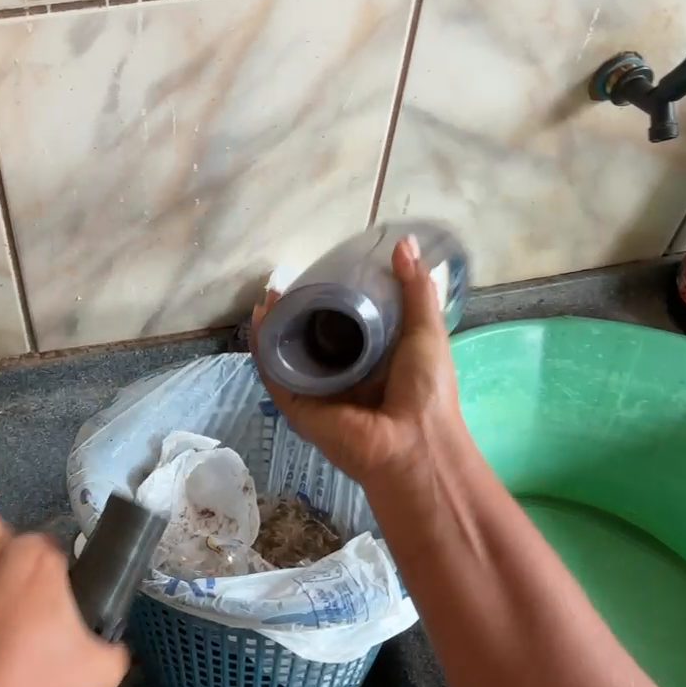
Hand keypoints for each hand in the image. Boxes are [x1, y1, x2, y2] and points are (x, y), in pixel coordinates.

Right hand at [253, 236, 469, 496]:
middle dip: (296, 311)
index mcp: (370, 361)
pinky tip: (259, 320)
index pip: (343, 327)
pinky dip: (262, 347)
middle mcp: (339, 376)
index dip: (330, 300)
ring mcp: (314, 391)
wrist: (412, 442)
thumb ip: (415, 290)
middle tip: (290, 282)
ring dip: (274, 324)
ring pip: (285, 353)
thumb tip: (404, 243)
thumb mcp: (426, 331)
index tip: (322, 274)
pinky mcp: (295, 404)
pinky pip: (273, 372)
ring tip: (270, 295)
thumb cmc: (425, 390)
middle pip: (309, 338)